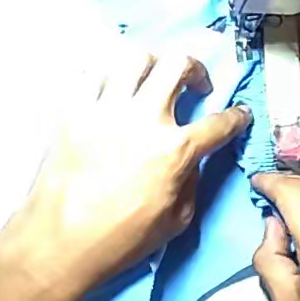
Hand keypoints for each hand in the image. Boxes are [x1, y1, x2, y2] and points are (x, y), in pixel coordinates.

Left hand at [0, 49, 250, 300]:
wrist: (60, 243)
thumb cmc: (122, 240)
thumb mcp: (178, 220)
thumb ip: (192, 181)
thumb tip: (191, 160)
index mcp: (175, 150)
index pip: (219, 122)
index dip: (237, 116)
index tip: (239, 115)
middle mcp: (143, 119)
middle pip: (177, 64)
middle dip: (196, 69)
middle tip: (195, 85)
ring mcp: (105, 109)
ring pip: (134, 57)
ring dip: (153, 63)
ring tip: (153, 78)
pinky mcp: (72, 110)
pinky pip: (91, 72)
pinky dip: (108, 75)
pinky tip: (113, 89)